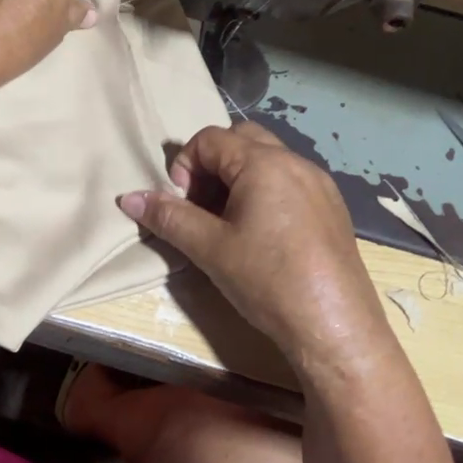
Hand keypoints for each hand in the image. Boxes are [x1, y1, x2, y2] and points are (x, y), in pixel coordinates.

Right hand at [118, 123, 393, 372]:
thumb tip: (128, 198)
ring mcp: (319, 184)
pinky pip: (288, 182)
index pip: (210, 138)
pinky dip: (263, 193)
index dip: (185, 165)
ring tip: (226, 224)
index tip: (182, 205)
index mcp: (265, 164)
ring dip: (236, 180)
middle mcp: (296, 163)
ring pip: (267, 161)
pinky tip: (259, 236)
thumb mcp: (209, 248)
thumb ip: (168, 217)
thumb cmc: (267, 280)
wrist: (333, 324)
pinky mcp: (331, 208)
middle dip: (211, 166)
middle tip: (201, 207)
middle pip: (242, 139)